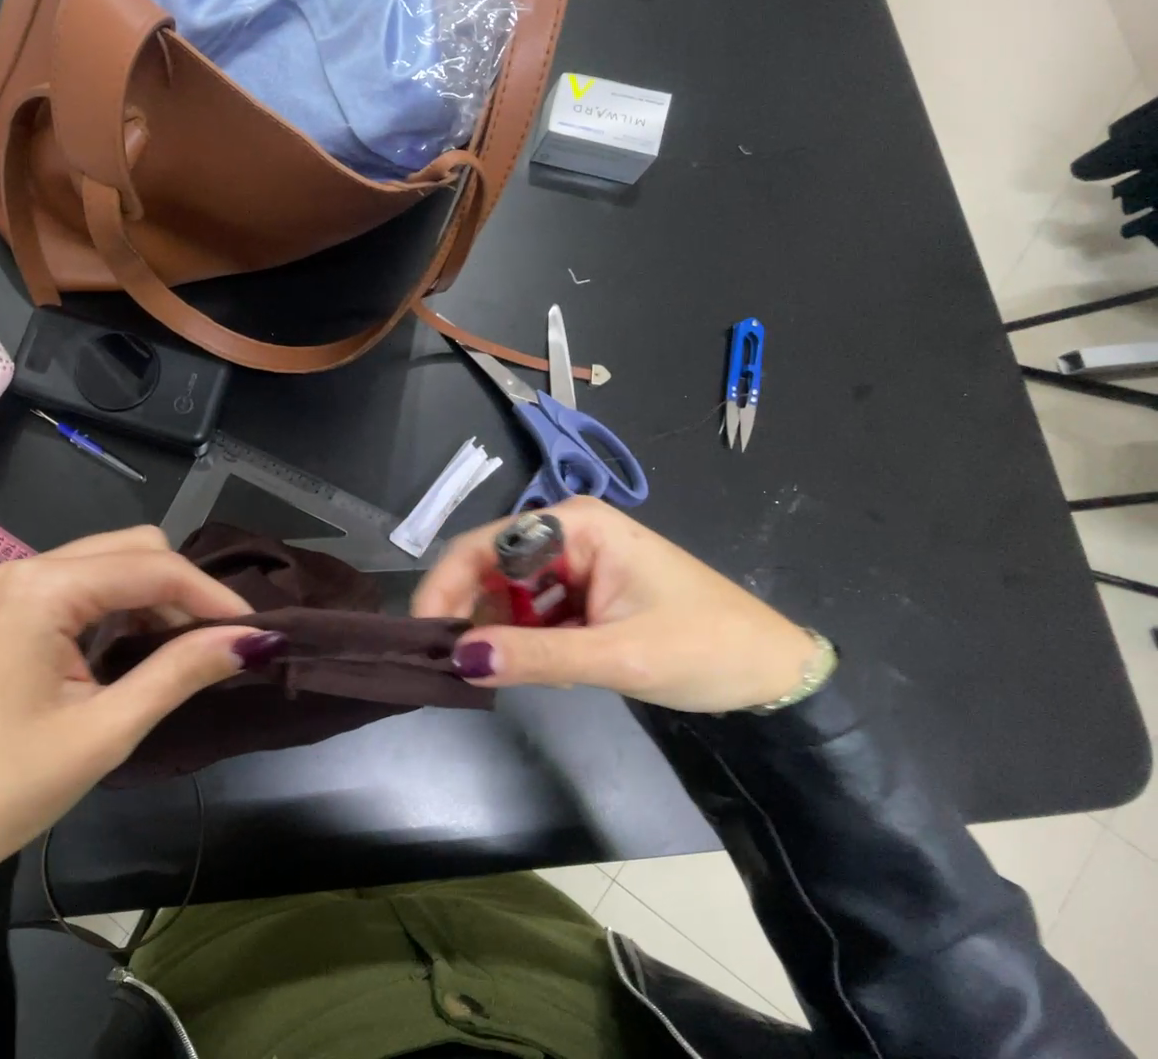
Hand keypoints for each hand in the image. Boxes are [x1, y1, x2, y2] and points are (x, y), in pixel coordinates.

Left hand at [0, 527, 283, 902]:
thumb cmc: (12, 788)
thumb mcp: (107, 730)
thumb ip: (180, 673)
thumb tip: (255, 640)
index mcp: (42, 590)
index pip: (151, 567)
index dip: (213, 596)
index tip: (260, 632)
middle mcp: (26, 569)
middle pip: (132, 549)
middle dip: (183, 590)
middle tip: (219, 646)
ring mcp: (15, 588)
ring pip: (110, 564)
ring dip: (155, 598)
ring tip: (186, 654)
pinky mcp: (13, 611)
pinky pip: (85, 588)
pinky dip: (124, 609)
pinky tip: (141, 650)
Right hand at [413, 497, 820, 712]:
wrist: (775, 676)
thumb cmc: (707, 650)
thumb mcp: (618, 656)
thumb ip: (535, 656)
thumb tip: (459, 661)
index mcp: (578, 526)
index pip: (483, 547)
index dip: (445, 589)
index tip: (426, 639)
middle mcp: (569, 535)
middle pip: (488, 569)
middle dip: (472, 617)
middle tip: (461, 667)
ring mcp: (575, 563)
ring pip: (505, 595)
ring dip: (501, 633)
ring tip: (522, 673)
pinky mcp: (582, 592)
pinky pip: (529, 612)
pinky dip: (525, 642)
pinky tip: (550, 670)